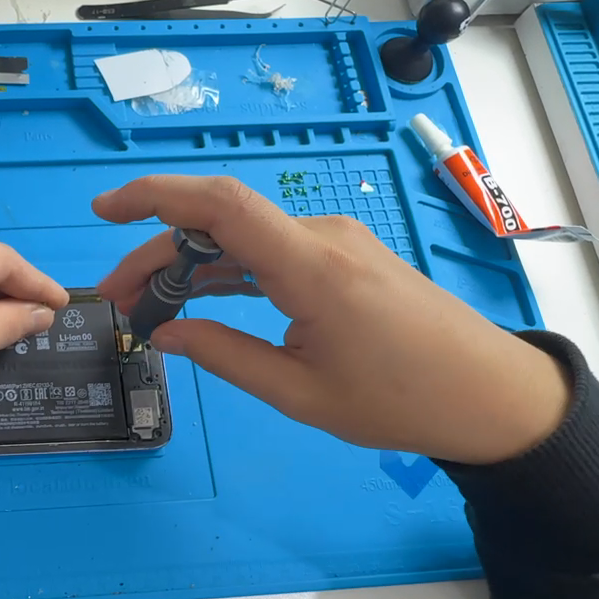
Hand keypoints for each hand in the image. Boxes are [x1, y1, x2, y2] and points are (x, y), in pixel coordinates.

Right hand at [94, 176, 569, 464]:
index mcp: (311, 267)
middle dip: (157, 254)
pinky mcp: (340, 255)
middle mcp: (319, 237)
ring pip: (240, 236)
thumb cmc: (401, 402)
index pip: (220, 206)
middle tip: (118, 300)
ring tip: (147, 306)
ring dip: (188, 265)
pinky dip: (225, 269)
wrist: (494, 397)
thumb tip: (162, 334)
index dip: (155, 196)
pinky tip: (196, 297)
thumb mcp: (299, 393)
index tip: (104, 210)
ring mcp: (333, 241)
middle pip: (218, 223)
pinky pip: (268, 250)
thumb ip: (222, 356)